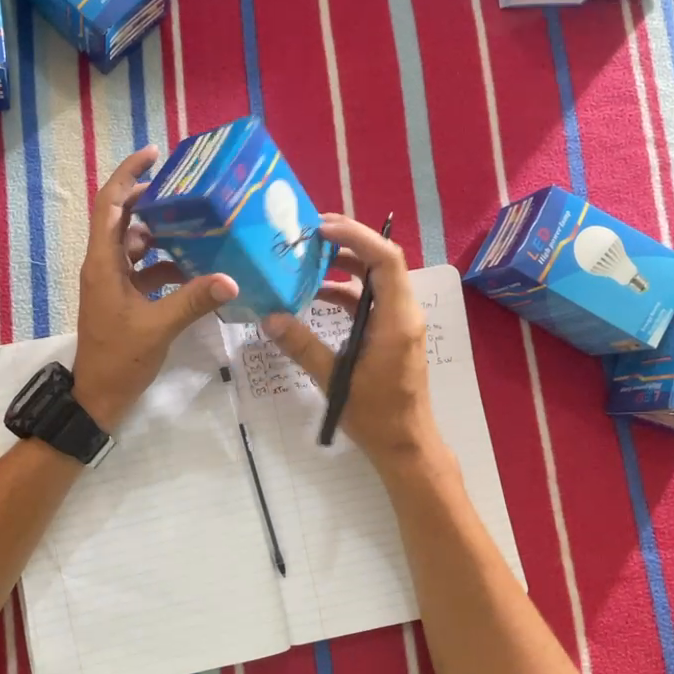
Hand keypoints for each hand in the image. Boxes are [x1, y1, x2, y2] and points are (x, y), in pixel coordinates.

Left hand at [71, 147, 238, 430]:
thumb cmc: (119, 360)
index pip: (111, 205)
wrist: (97, 397)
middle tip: (188, 187)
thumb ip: (193, 301)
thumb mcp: (158, 328)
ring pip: (135, 243)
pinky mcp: (121, 298)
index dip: (129, 175)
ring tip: (197, 222)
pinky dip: (165, 263)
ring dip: (161, 232)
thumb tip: (232, 280)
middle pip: (123, 218)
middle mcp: (103, 265)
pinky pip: (143, 269)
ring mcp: (111, 282)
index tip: (155, 154)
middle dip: (152, 199)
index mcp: (103, 263)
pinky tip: (194, 265)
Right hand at [260, 214, 441, 468]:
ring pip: (375, 278)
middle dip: (348, 241)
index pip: (385, 260)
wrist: (405, 444)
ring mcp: (398, 322)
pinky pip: (370, 299)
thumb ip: (302, 345)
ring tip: (308, 255)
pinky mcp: (390, 333)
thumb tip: (269, 317)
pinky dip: (345, 289)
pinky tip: (315, 293)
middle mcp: (403, 313)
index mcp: (397, 319)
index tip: (320, 229)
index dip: (356, 237)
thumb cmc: (375, 414)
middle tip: (308, 231)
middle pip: (382, 261)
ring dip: (345, 263)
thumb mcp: (334, 379)